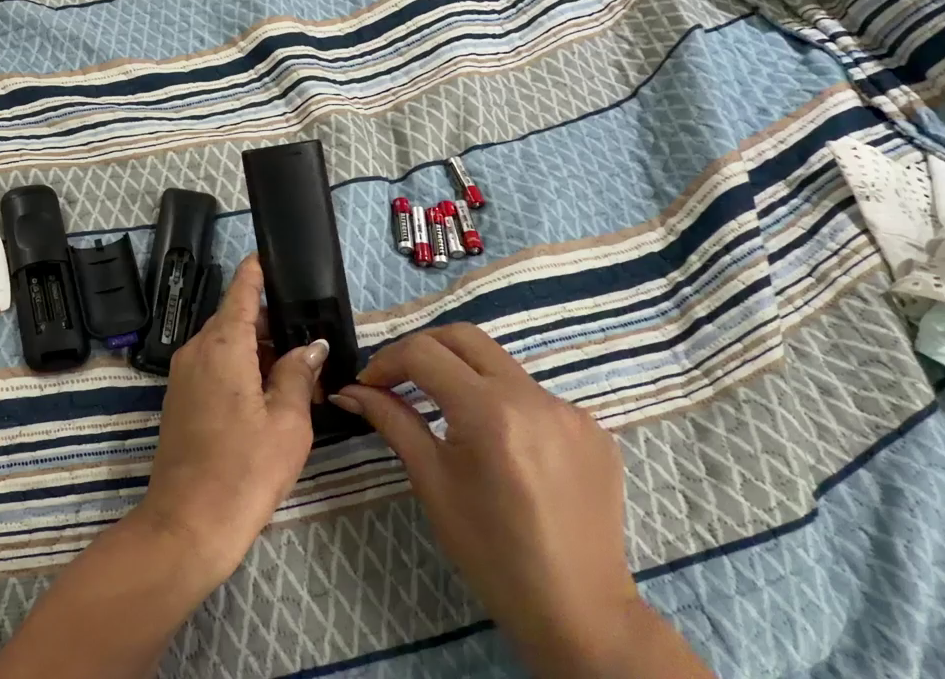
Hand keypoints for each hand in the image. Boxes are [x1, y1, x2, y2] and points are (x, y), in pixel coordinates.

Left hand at [138, 254, 327, 578]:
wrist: (190, 519)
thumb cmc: (246, 468)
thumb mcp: (287, 421)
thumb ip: (297, 375)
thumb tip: (309, 347)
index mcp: (221, 347)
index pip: (239, 294)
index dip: (255, 273)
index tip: (268, 255)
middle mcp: (195, 352)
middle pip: (232, 320)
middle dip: (266, 322)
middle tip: (307, 333)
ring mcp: (183, 377)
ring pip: (223, 346)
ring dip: (255, 349)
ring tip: (297, 366)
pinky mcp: (180, 400)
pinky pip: (213, 368)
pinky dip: (240, 369)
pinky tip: (269, 391)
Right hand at [327, 324, 712, 678]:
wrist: (577, 607)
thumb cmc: (489, 549)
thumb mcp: (430, 480)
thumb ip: (392, 421)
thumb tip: (351, 391)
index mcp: (489, 412)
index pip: (423, 353)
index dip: (386, 361)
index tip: (368, 386)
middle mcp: (534, 398)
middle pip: (465, 338)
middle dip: (422, 349)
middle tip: (398, 379)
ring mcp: (570, 411)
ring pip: (501, 367)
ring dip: (464, 377)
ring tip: (446, 416)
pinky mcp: (593, 430)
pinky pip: (534, 397)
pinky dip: (503, 405)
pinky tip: (497, 445)